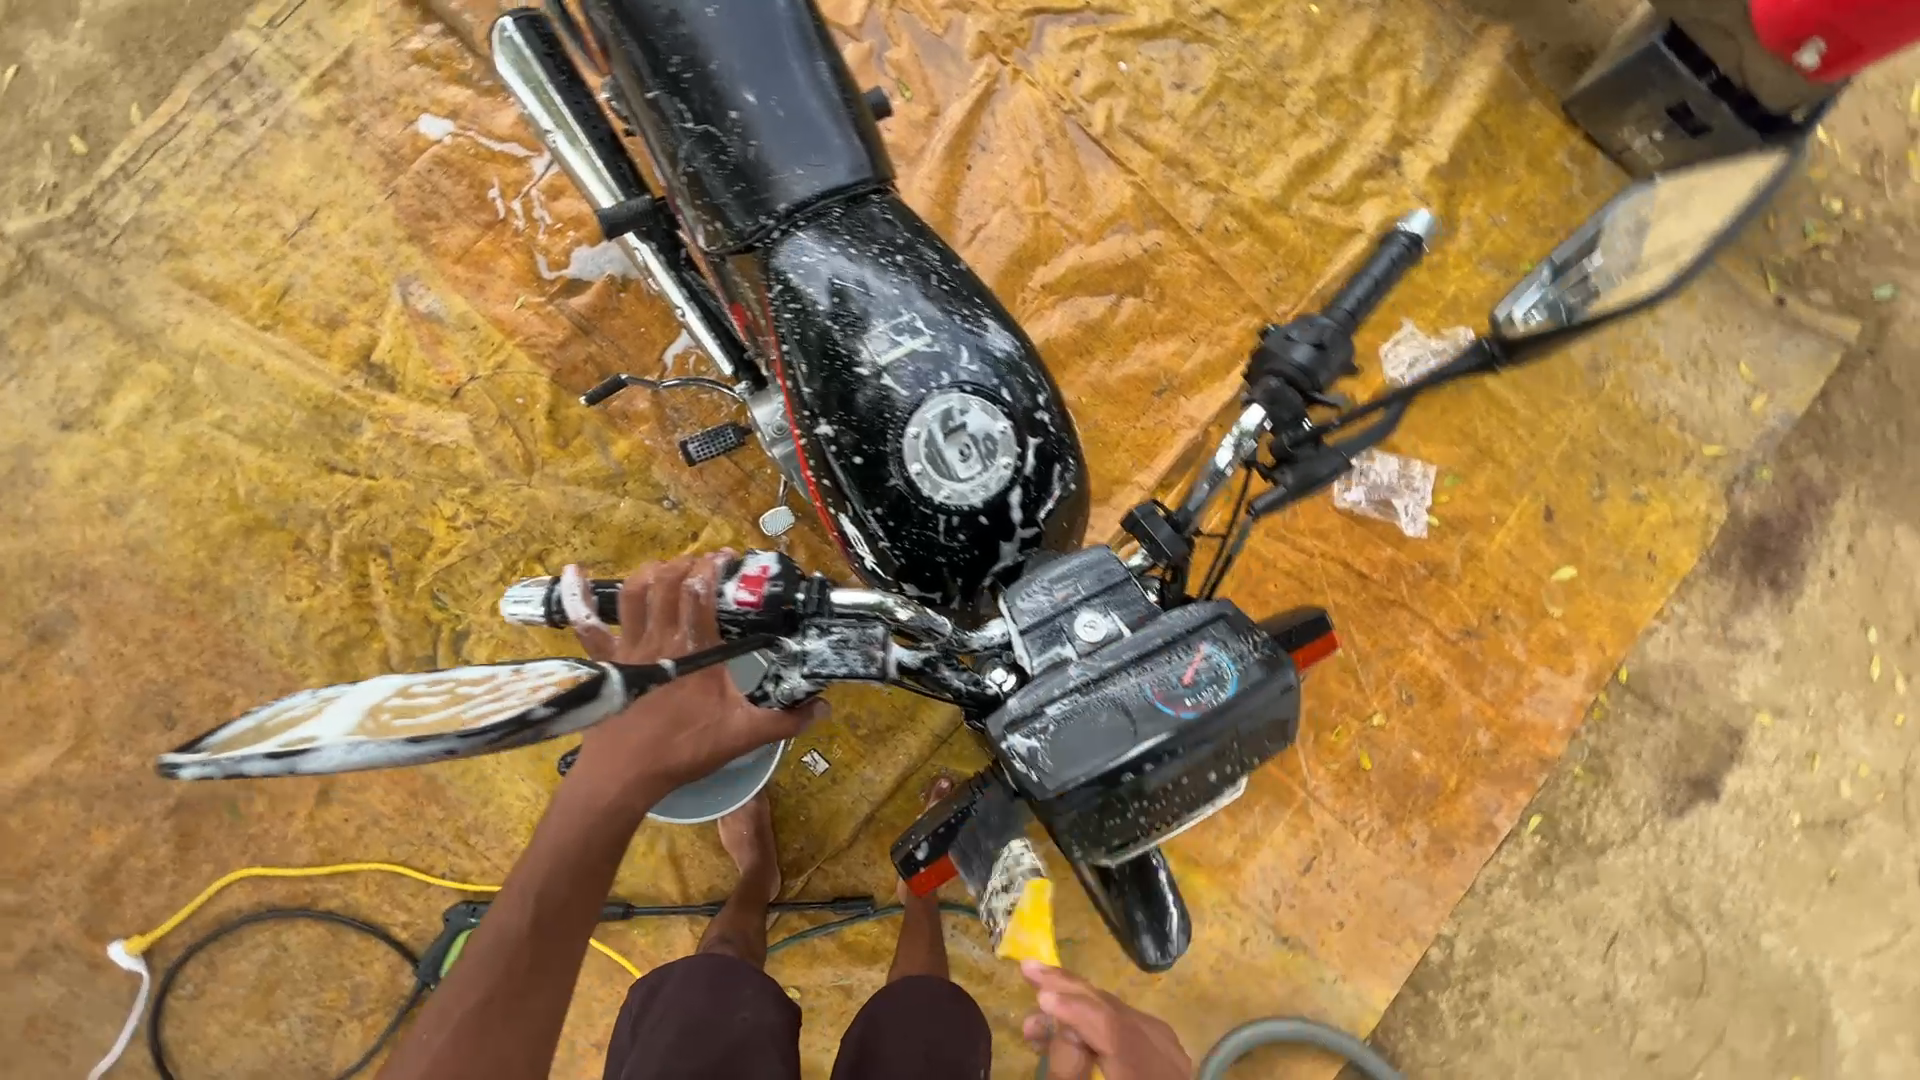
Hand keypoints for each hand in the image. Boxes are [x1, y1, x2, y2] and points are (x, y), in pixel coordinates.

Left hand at [561, 553, 824, 811]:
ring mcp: (628, 649)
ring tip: (669, 568)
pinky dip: (579, 597)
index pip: (702, 593)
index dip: (715, 568)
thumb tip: (824, 708)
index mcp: (695, 651)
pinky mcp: (605, 663)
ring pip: (633, 594)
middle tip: (706, 563)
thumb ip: (784, 720)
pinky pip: (586, 625)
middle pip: (667, 583)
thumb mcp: (742, 736)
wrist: (623, 777)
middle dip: (688, 564)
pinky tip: (575, 571)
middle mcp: (660, 639)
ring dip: (651, 572)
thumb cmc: (684, 750)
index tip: (729, 558)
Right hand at [1021, 961, 1192, 1079]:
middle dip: (1070, 990)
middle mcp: (1166, 1059)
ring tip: (1034, 1016)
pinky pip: (1127, 1027)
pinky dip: (1095, 1022)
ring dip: (1075, 1007)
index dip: (1078, 1011)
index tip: (1042, 997)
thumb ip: (1070, 1073)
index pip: (1115, 1031)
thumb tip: (1058, 1030)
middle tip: (1028, 970)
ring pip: (1119, 1015)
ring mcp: (1170, 1056)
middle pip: (1117, 1013)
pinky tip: (1067, 1030)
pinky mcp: (1165, 1058)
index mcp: (1147, 1073)